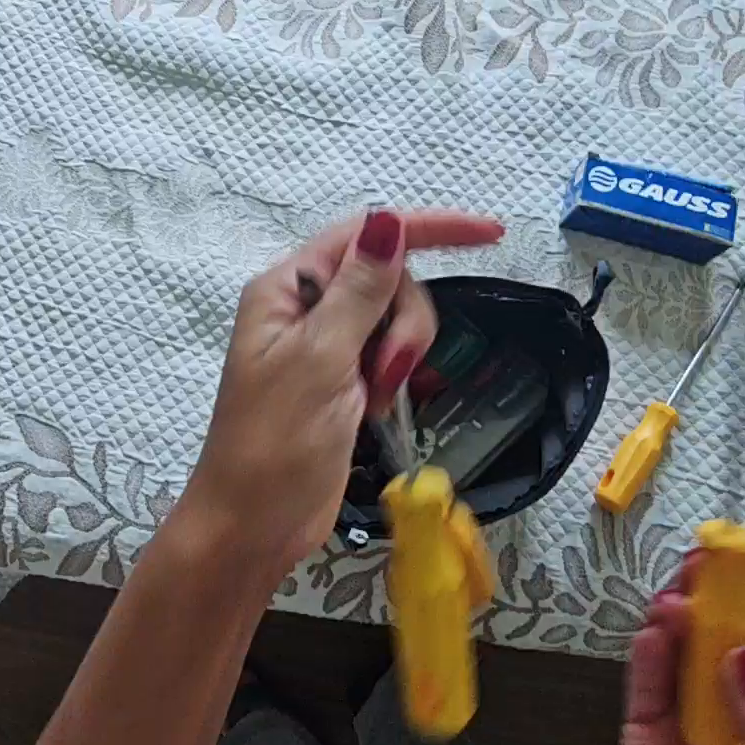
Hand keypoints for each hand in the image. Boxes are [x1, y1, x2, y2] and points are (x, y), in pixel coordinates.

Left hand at [174, 209, 504, 575]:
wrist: (254, 525)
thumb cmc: (275, 443)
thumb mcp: (320, 359)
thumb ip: (359, 289)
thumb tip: (388, 219)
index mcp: (288, 287)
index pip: (364, 235)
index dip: (428, 227)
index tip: (491, 233)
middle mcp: (307, 307)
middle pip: (388, 278)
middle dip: (403, 321)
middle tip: (386, 373)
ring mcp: (326, 345)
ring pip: (395, 318)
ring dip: (400, 355)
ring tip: (376, 398)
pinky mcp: (343, 379)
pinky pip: (389, 355)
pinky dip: (395, 377)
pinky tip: (376, 408)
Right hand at [622, 553, 744, 744]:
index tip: (738, 570)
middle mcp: (730, 736)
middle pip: (711, 658)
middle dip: (704, 608)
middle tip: (703, 566)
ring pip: (673, 671)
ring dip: (672, 626)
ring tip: (678, 595)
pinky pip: (642, 707)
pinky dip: (643, 665)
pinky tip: (652, 633)